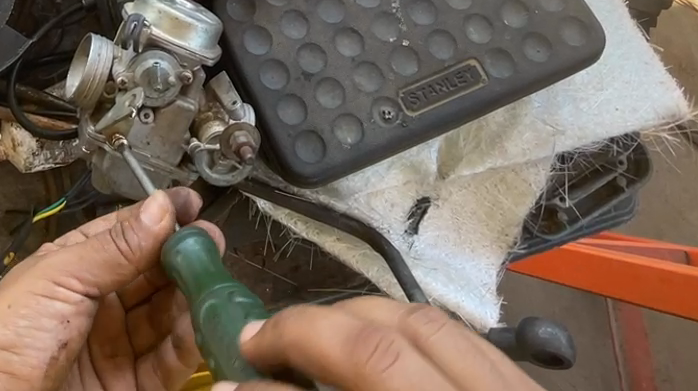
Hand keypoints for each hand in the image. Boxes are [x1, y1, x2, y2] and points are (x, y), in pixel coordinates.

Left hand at [0, 188, 223, 390]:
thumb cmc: (9, 337)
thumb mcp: (60, 278)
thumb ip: (115, 247)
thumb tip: (160, 206)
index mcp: (72, 265)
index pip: (124, 232)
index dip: (158, 217)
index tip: (192, 203)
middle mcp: (96, 301)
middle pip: (149, 272)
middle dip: (181, 256)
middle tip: (212, 243)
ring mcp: (113, 345)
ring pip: (162, 314)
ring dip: (188, 298)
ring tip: (211, 283)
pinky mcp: (127, 386)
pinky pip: (165, 361)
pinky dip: (187, 343)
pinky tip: (201, 326)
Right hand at [227, 297, 545, 390]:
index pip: (362, 378)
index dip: (278, 379)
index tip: (231, 377)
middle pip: (385, 342)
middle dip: (306, 330)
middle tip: (258, 343)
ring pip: (427, 324)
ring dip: (353, 317)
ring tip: (310, 334)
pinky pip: (466, 341)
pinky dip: (408, 330)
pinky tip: (379, 344)